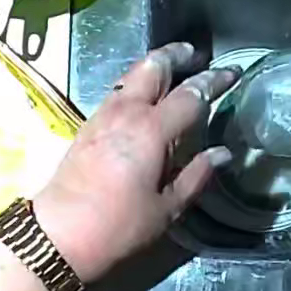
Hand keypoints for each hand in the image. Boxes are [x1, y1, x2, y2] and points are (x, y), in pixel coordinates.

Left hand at [33, 42, 233, 282]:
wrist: (57, 235)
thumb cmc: (116, 226)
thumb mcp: (165, 208)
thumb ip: (195, 176)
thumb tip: (221, 153)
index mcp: (150, 130)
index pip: (190, 93)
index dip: (214, 81)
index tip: (233, 73)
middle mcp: (124, 114)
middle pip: (151, 68)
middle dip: (175, 56)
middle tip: (194, 56)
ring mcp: (99, 120)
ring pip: (127, 80)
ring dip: (151, 70)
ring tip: (171, 75)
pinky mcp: (83, 131)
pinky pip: (113, 97)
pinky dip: (132, 89)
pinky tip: (141, 103)